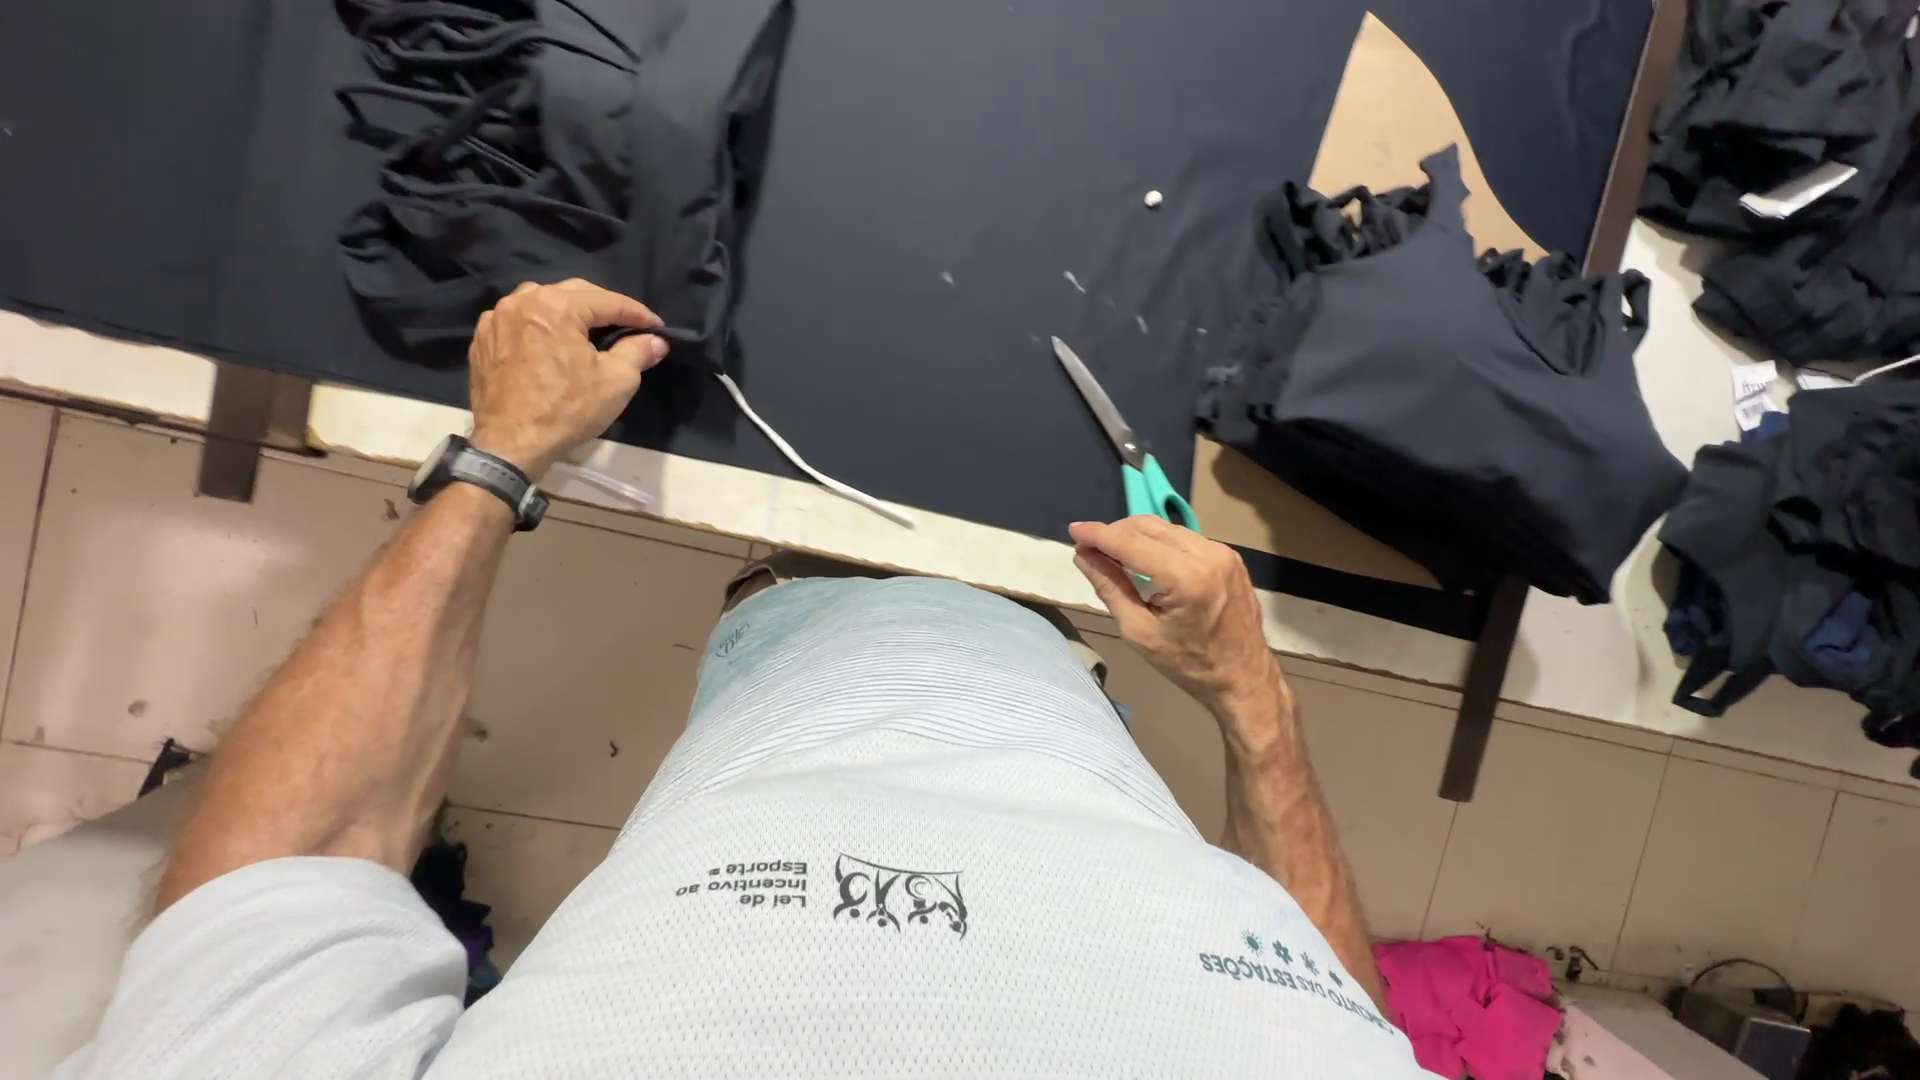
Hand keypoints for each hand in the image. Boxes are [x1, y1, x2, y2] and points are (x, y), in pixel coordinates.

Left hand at [467, 279, 667, 480]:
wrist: (512, 442)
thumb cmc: (568, 409)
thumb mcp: (616, 381)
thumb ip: (637, 352)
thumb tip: (656, 341)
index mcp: (555, 306)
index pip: (607, 301)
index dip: (637, 313)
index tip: (657, 327)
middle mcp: (520, 301)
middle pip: (573, 292)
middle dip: (604, 306)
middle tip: (628, 325)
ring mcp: (496, 320)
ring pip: (542, 302)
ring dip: (570, 311)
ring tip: (589, 330)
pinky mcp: (483, 341)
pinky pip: (519, 321)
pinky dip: (542, 326)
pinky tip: (554, 344)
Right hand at [1069, 517, 1285, 717]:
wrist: (1243, 679)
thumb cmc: (1188, 664)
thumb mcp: (1139, 631)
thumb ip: (1110, 587)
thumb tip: (1083, 556)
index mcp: (1186, 578)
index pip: (1130, 543)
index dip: (1098, 535)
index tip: (1073, 530)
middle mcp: (1207, 555)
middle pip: (1148, 526)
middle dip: (1114, 532)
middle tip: (1089, 548)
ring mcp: (1222, 552)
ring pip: (1166, 528)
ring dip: (1135, 535)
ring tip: (1112, 553)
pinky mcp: (1229, 556)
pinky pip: (1184, 537)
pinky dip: (1158, 542)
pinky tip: (1144, 558)